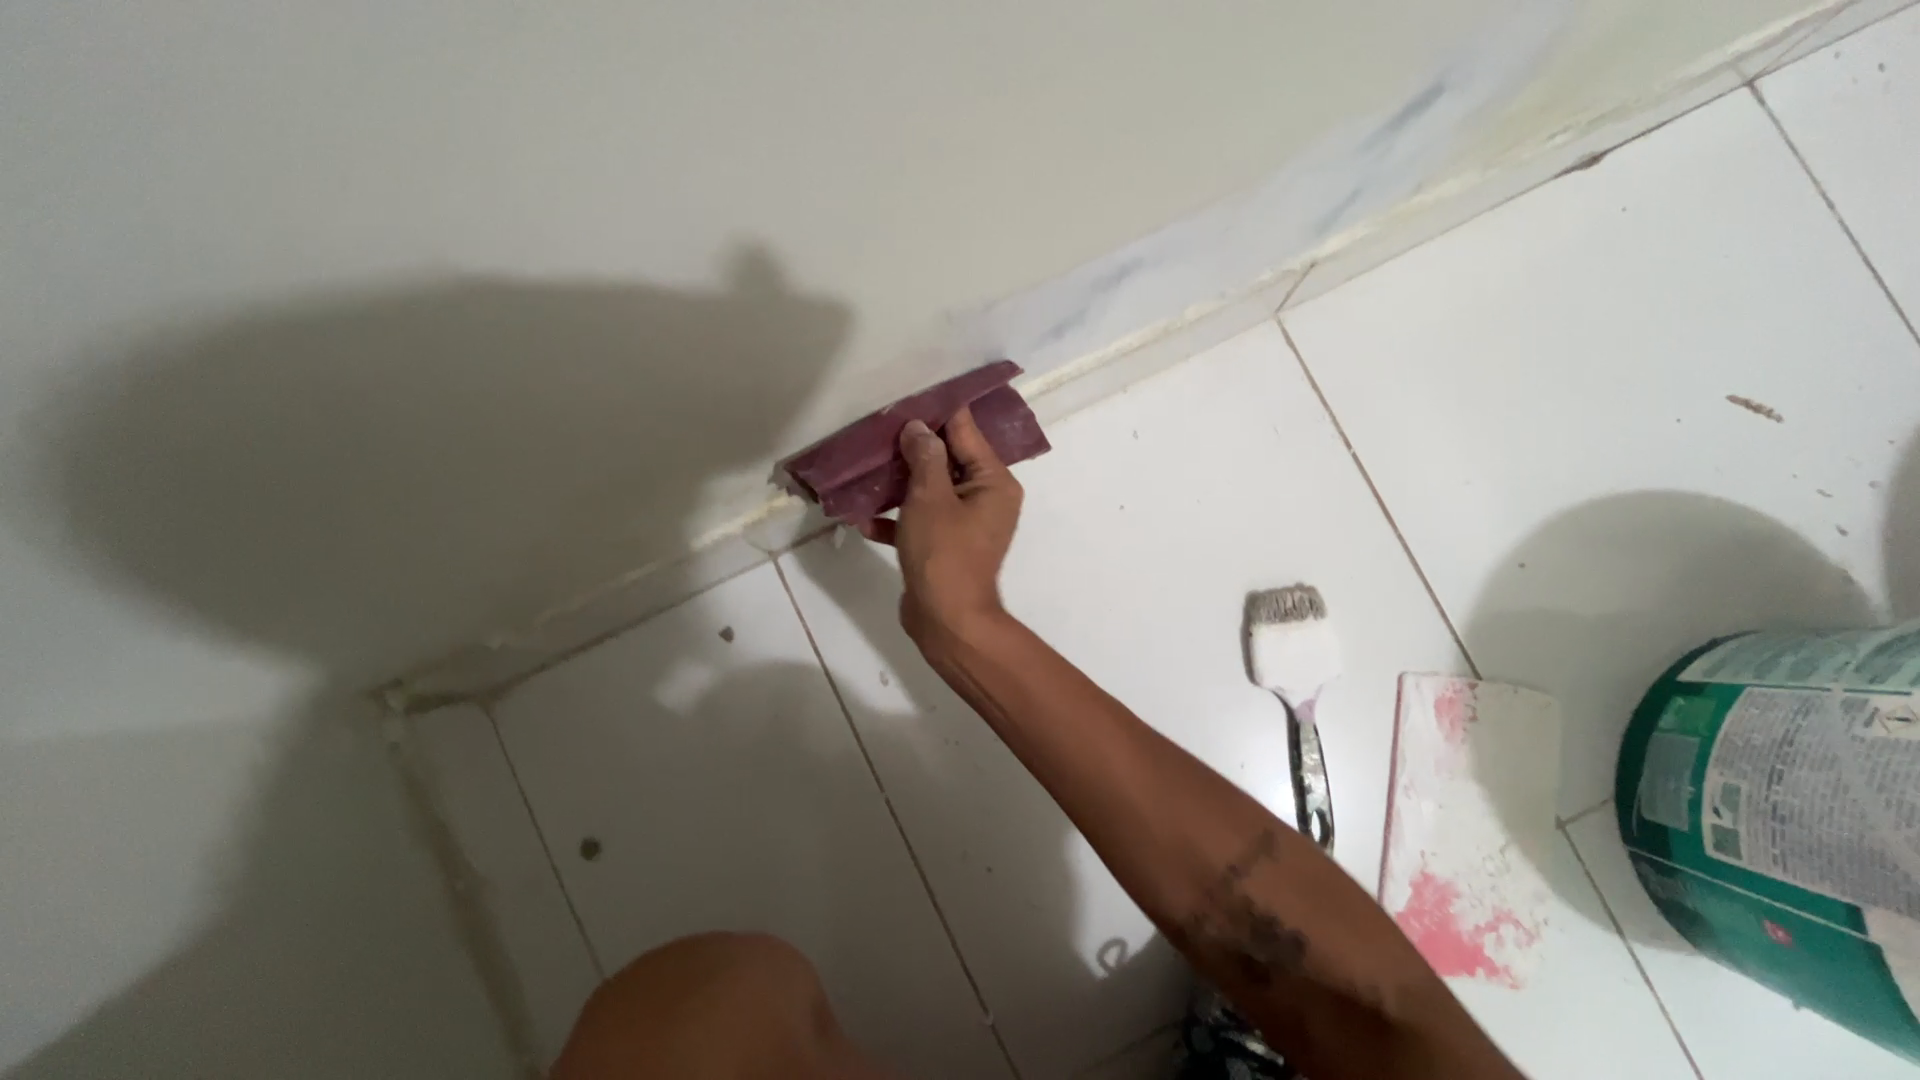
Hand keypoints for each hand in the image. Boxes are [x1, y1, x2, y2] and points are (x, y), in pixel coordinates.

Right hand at [857, 406, 1022, 645]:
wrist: (947, 622)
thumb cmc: (943, 553)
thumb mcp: (930, 497)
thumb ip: (925, 457)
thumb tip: (918, 427)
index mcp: (994, 481)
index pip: (966, 432)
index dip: (935, 414)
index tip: (905, 398)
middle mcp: (986, 499)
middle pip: (948, 460)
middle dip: (911, 449)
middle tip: (876, 432)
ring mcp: (967, 525)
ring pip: (930, 492)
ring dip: (898, 485)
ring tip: (864, 472)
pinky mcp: (946, 547)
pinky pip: (921, 522)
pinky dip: (897, 520)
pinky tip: (863, 520)